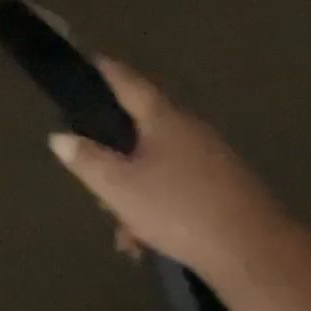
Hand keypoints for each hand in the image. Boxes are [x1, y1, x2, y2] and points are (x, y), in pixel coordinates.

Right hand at [48, 60, 286, 275]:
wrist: (250, 248)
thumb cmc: (177, 208)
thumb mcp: (120, 187)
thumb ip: (88, 161)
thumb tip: (60, 137)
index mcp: (163, 118)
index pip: (128, 82)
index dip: (105, 72)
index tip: (89, 62)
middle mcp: (190, 128)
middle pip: (141, 132)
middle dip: (115, 162)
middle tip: (99, 193)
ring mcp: (211, 156)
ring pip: (157, 167)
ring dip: (135, 196)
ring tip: (126, 236)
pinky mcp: (224, 186)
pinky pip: (178, 188)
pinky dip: (159, 209)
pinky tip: (150, 243)